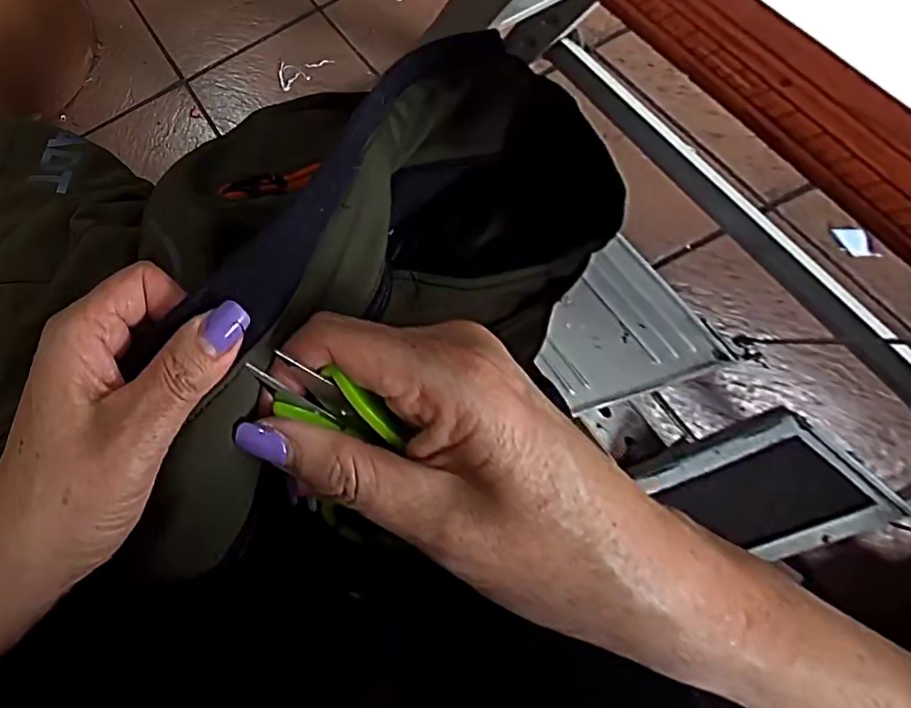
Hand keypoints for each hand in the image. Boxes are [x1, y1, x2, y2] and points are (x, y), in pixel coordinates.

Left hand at [0, 263, 246, 693]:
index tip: (209, 354)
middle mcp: (78, 336)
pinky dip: (164, 379)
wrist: (18, 565)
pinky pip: (139, 363)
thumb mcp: (137, 433)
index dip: (184, 306)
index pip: (145, 280)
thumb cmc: (70, 500)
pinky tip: (174, 413)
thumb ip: (184, 371)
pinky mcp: (92, 393)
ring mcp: (83, 366)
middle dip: (185, 334)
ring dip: (178, 360)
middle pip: (148, 303)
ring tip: (194, 403)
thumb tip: (233, 316)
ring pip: (147, 335)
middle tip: (207, 384)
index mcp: (79, 331)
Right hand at [234, 314, 672, 646]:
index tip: (270, 430)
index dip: (285, 379)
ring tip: (363, 481)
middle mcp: (458, 344)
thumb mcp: (433, 521)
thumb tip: (266, 436)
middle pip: (343, 349)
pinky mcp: (466, 372)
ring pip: (363, 366)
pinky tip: (391, 463)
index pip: (328, 336)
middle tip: (315, 475)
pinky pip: (392, 376)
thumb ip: (339, 469)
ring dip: (344, 420)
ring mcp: (465, 354)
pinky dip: (373, 418)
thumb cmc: (564, 556)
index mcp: (453, 370)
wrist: (644, 573)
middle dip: (315, 409)